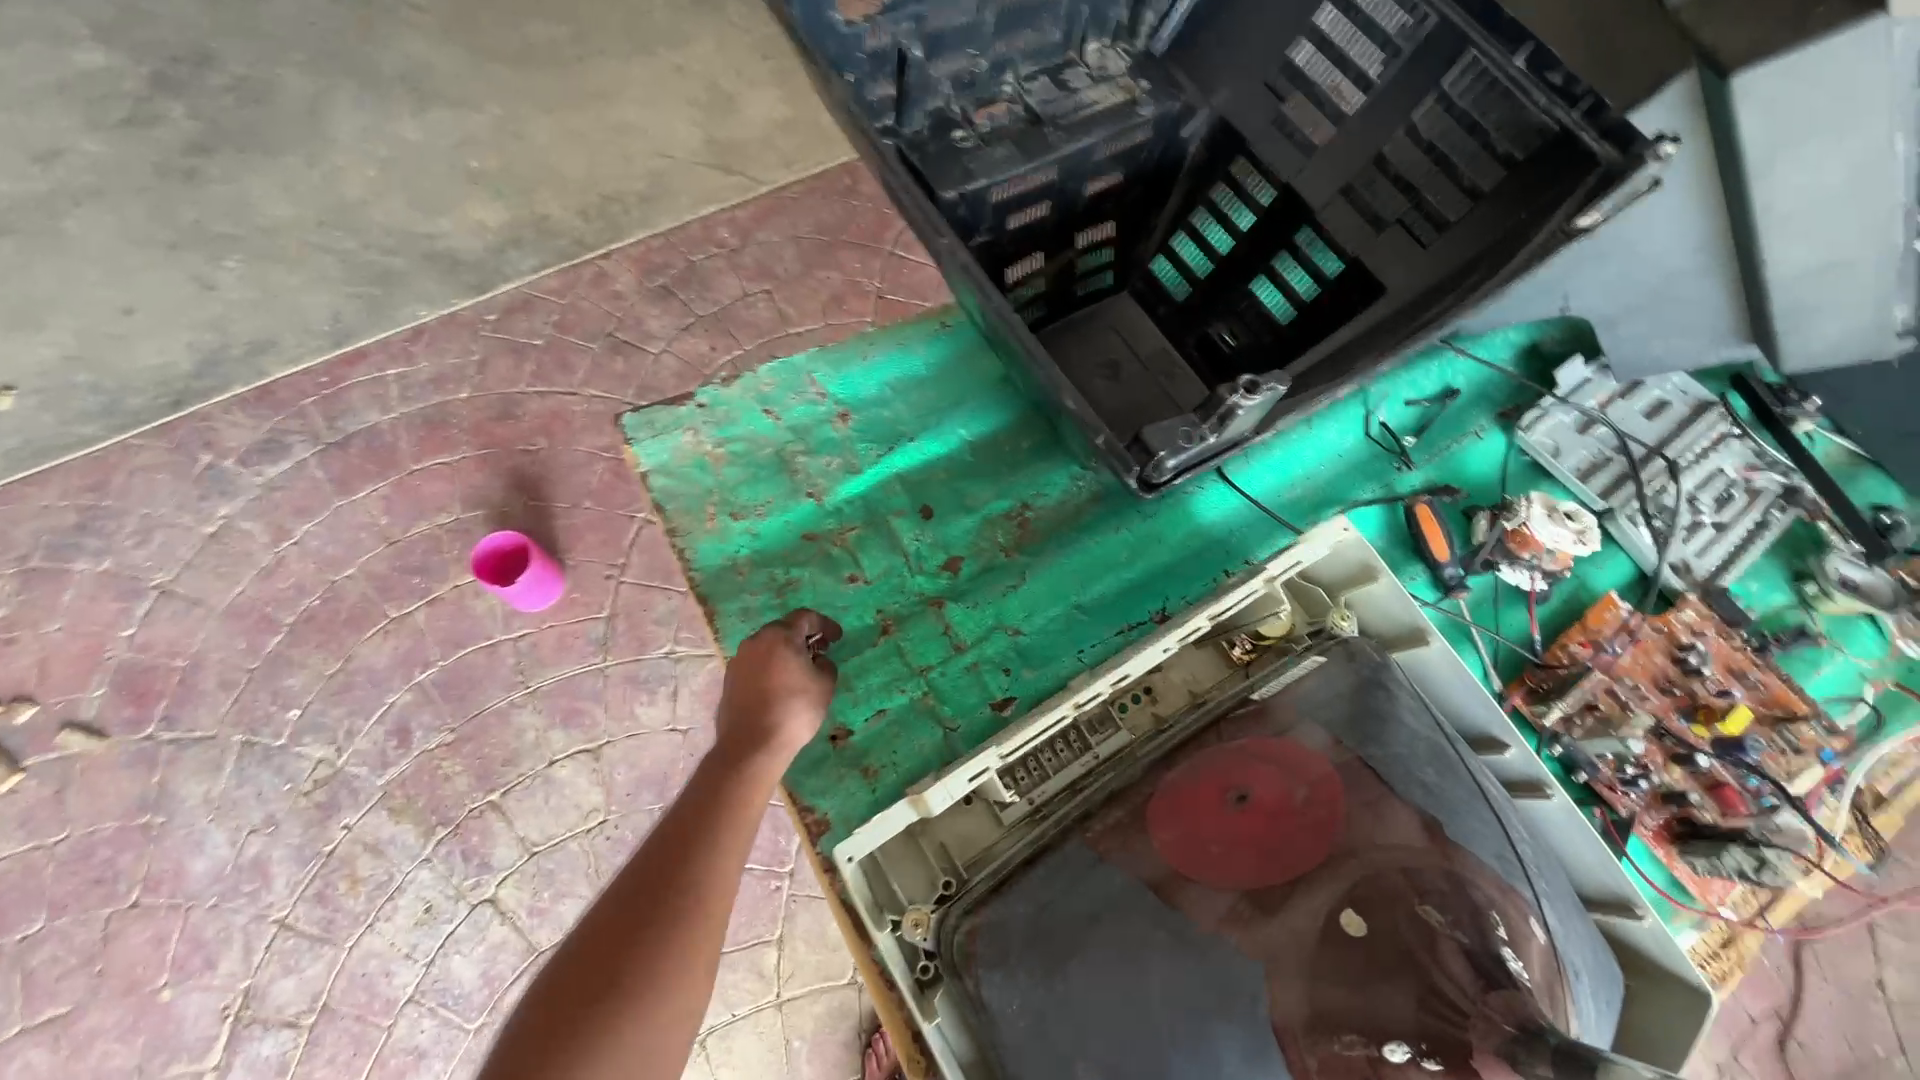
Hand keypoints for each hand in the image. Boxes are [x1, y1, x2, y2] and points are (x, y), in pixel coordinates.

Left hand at [715, 609, 842, 766]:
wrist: (752, 744)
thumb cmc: (794, 710)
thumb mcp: (825, 685)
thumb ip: (826, 664)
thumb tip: (817, 661)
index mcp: (780, 636)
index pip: (805, 617)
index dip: (825, 625)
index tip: (837, 638)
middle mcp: (755, 641)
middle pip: (783, 629)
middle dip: (804, 637)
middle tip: (820, 652)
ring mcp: (738, 660)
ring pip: (767, 648)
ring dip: (785, 653)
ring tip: (801, 671)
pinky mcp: (730, 680)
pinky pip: (756, 665)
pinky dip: (771, 667)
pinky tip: (780, 687)